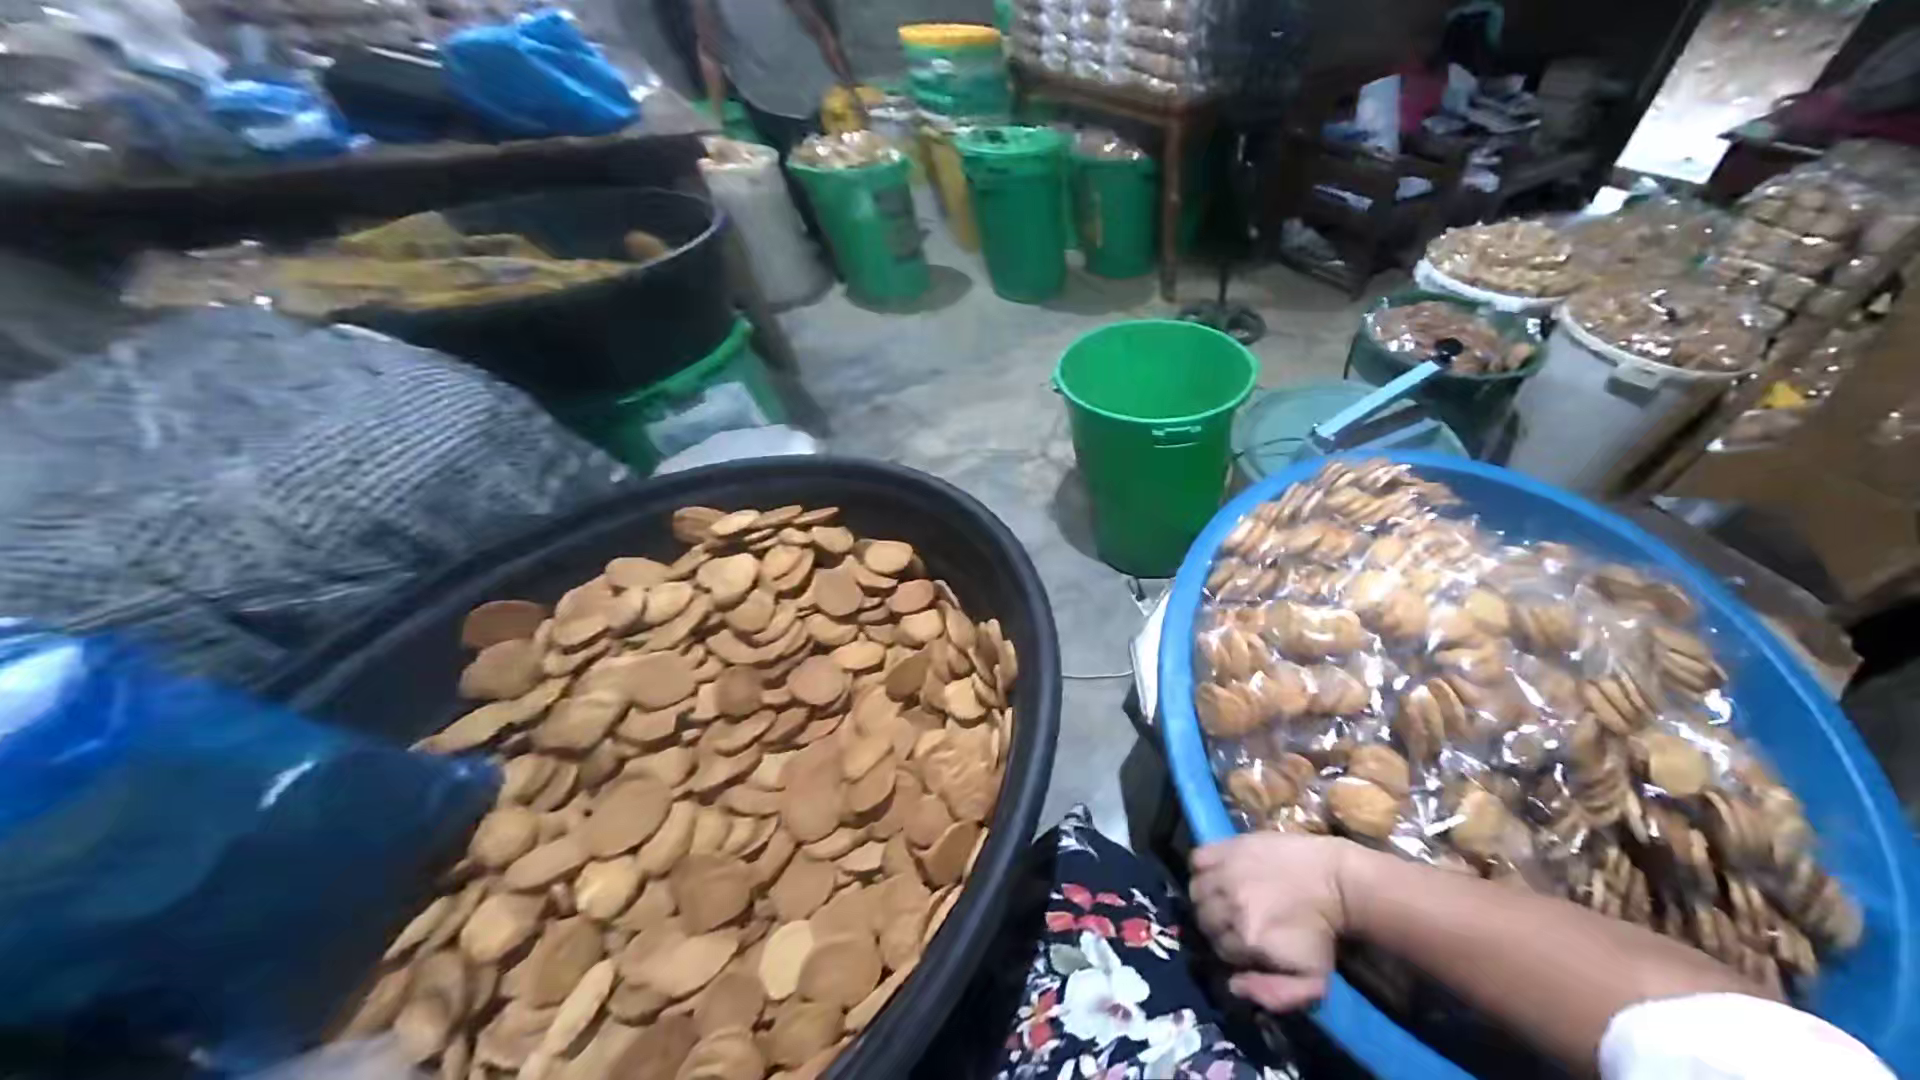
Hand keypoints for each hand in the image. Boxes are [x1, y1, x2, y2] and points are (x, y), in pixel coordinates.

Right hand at [1189, 832, 1362, 1012]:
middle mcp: (1230, 905)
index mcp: (1247, 938)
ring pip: (1196, 891)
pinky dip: (1201, 868)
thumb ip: (1273, 994)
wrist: (1338, 882)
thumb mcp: (1312, 980)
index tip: (1244, 944)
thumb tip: (1233, 985)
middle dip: (1217, 924)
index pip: (1220, 949)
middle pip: (1204, 920)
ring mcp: (1226, 872)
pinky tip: (1217, 874)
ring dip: (1206, 897)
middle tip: (1235, 921)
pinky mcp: (1227, 847)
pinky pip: (1197, 859)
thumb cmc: (1325, 931)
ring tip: (1224, 898)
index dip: (1231, 949)